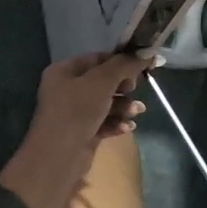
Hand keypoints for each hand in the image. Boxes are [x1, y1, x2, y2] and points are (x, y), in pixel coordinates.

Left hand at [0, 52, 152, 207]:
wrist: (59, 156)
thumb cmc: (77, 111)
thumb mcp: (101, 82)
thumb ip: (124, 65)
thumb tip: (147, 52)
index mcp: (64, 71)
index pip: (98, 58)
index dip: (121, 61)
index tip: (144, 65)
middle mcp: (67, 89)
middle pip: (103, 81)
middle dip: (124, 87)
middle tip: (136, 90)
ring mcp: (74, 113)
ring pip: (106, 103)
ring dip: (124, 106)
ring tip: (135, 113)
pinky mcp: (83, 133)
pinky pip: (104, 122)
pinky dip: (116, 123)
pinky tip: (127, 127)